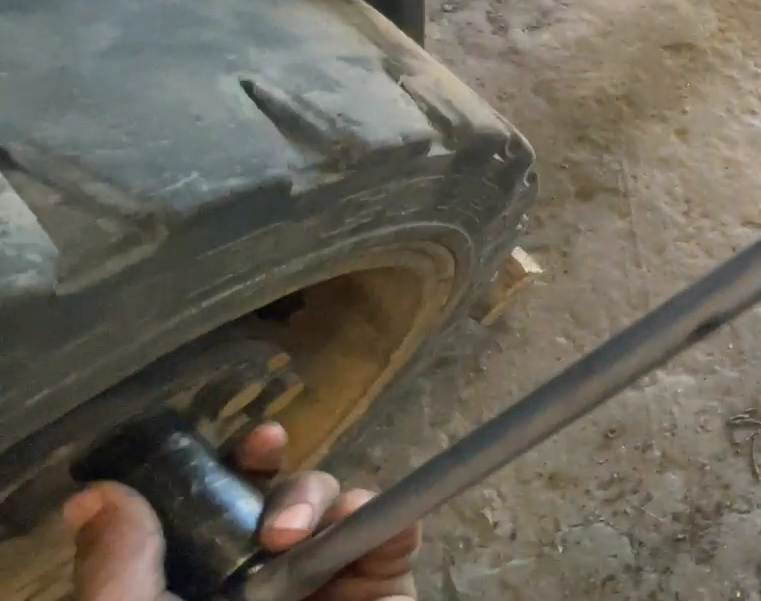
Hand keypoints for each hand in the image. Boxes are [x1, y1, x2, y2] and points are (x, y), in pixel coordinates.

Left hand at [65, 422, 420, 600]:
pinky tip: (368, 530)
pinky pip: (396, 530)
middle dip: (293, 488)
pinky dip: (392, 515)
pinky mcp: (382, 584)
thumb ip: (120, 571)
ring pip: (345, 503)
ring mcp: (328, 576)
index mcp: (200, 581)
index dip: (243, 464)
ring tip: (299, 539)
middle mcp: (266, 571)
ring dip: (330, 503)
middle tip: (275, 525)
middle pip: (292, 494)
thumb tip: (99, 494)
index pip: (224, 504)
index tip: (257, 442)